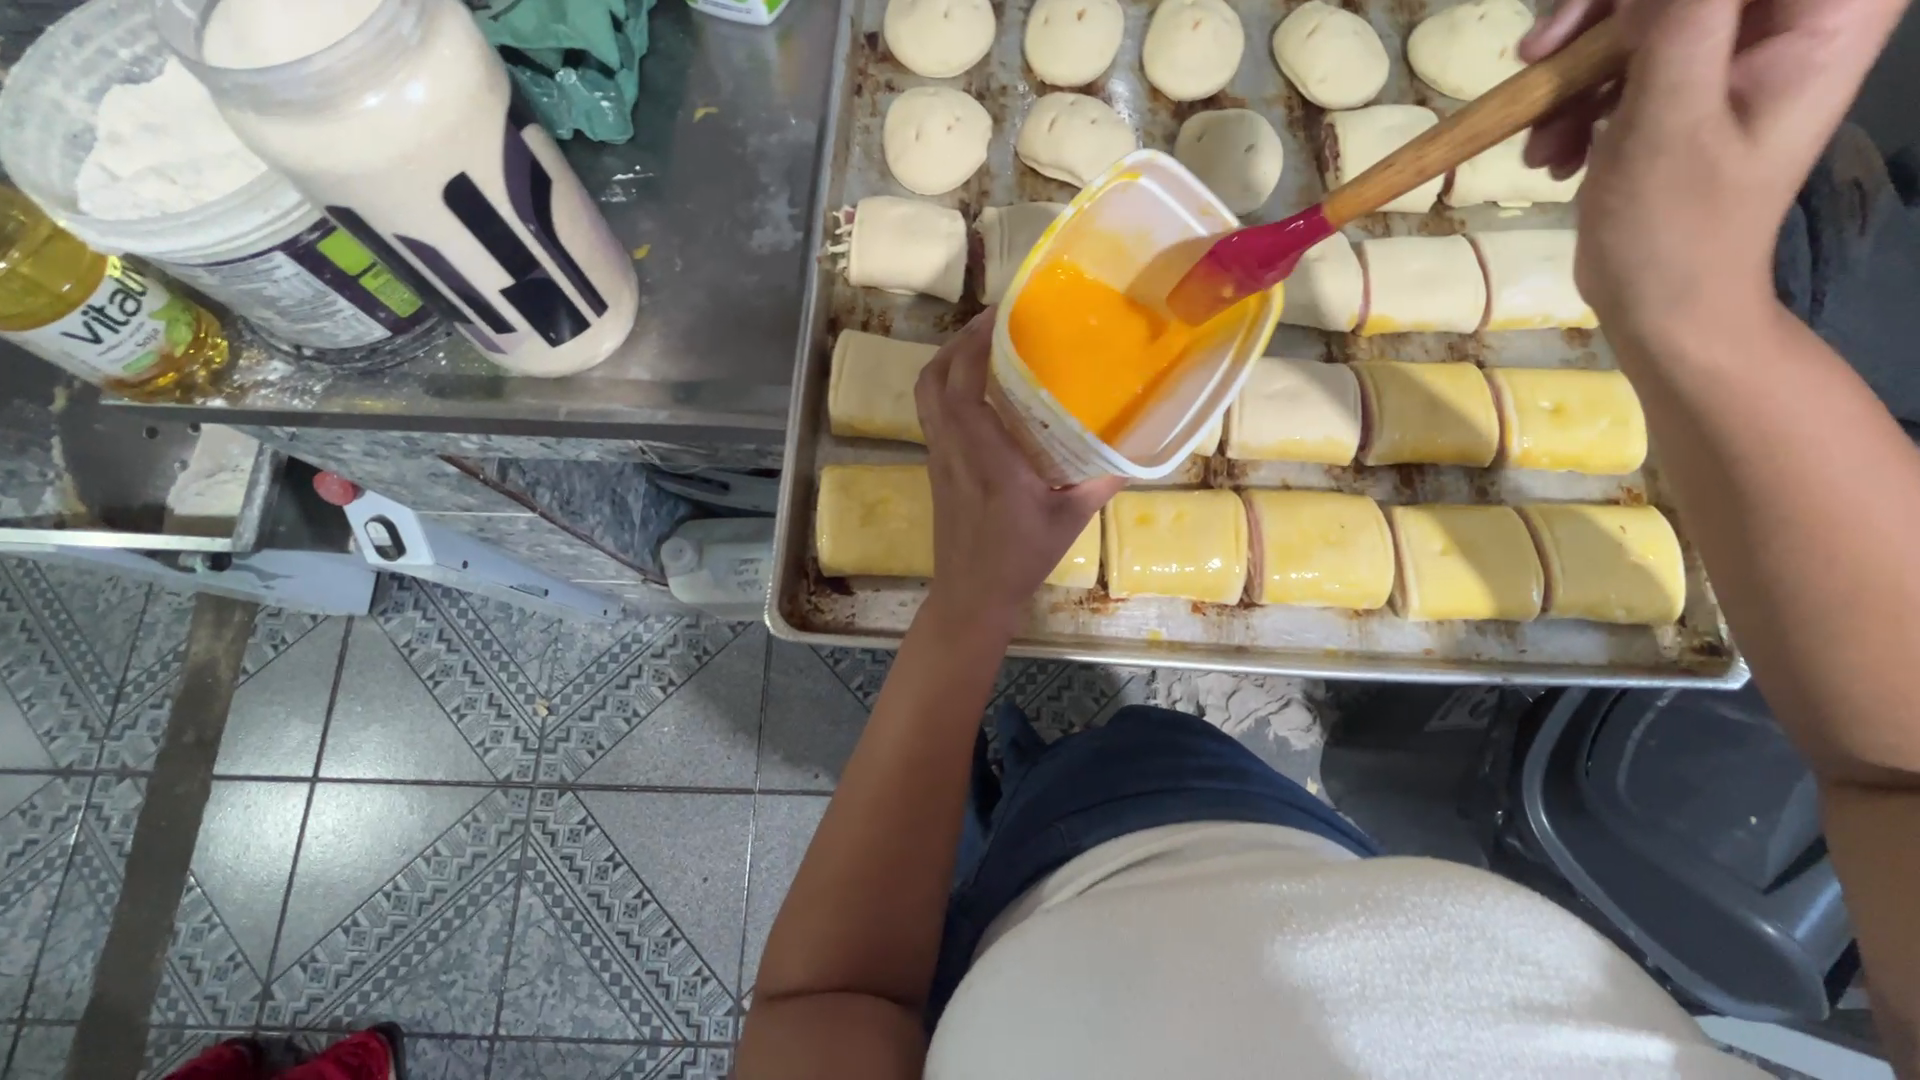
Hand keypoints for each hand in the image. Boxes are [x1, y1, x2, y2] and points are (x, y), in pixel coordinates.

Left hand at [913, 310, 1124, 630]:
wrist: (970, 594)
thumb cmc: (1019, 558)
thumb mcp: (1069, 520)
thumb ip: (1099, 482)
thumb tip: (1134, 450)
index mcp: (986, 457)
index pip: (964, 385)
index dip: (974, 343)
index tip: (999, 315)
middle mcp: (953, 449)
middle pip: (934, 379)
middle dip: (956, 342)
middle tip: (992, 324)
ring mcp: (939, 458)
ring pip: (926, 396)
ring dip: (946, 363)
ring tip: (980, 347)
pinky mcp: (936, 468)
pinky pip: (932, 414)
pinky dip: (947, 388)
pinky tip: (978, 390)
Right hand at [1517, 0, 1906, 348]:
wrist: (1662, 304)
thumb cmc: (1675, 228)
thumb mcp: (1669, 122)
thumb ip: (1677, 23)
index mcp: (1827, 12)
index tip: (1596, 15)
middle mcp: (1791, 19)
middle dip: (1601, 15)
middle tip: (1538, 56)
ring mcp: (1734, 53)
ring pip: (1640, 14)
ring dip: (1573, 70)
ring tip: (1540, 137)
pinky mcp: (1686, 85)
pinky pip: (1621, 58)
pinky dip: (1574, 100)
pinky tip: (1552, 150)